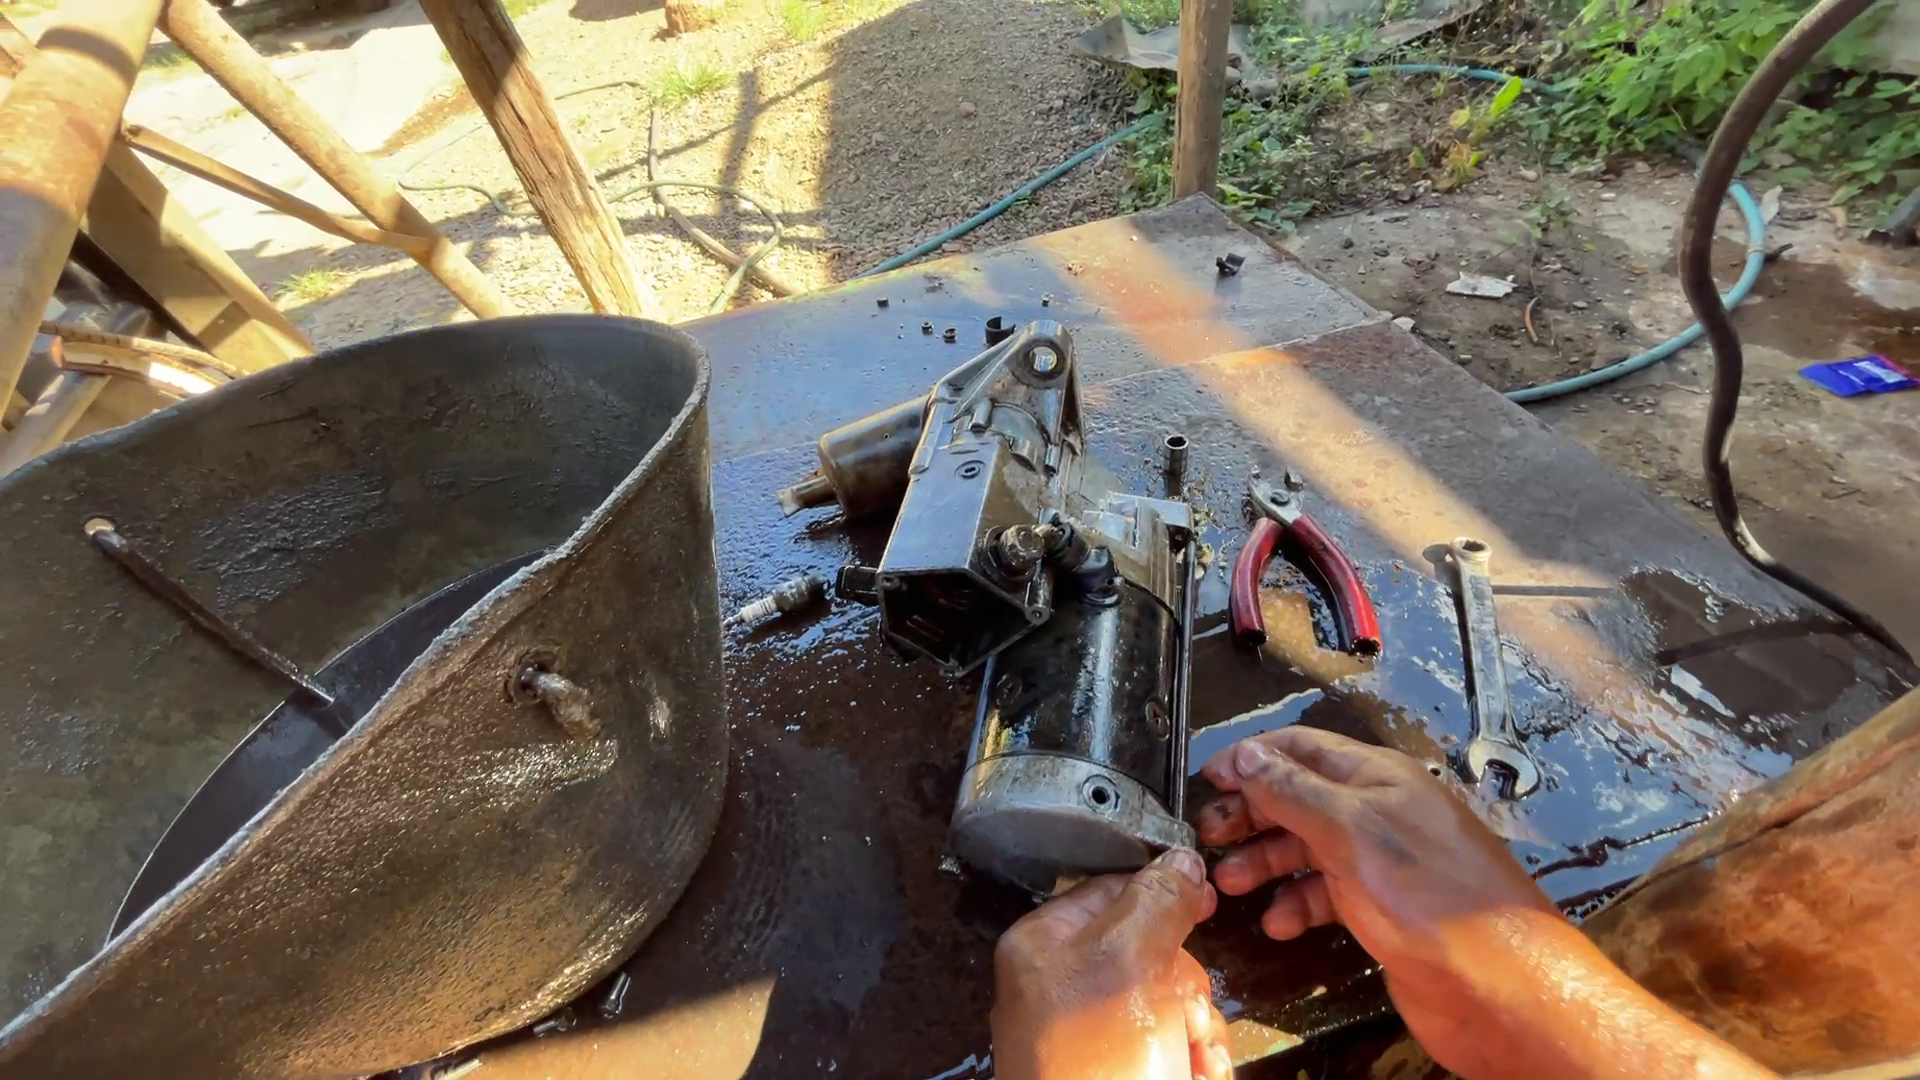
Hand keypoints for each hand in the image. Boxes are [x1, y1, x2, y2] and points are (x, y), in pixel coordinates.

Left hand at [991, 849, 1230, 1079]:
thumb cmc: (1098, 1058)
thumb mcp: (1125, 963)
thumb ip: (1156, 903)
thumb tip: (1185, 858)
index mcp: (1045, 944)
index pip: (1110, 890)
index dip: (1159, 893)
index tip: (1205, 898)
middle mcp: (1067, 983)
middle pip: (1148, 946)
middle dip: (1182, 978)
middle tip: (1185, 1009)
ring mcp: (1100, 1033)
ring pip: (1172, 997)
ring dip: (1197, 1023)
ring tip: (1194, 1054)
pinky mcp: (1132, 1069)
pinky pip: (1178, 1042)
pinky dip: (1198, 1057)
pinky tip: (1199, 1072)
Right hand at [1196, 727, 1560, 1076]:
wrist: (1508, 999)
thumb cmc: (1428, 896)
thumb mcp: (1351, 829)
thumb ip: (1291, 788)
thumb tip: (1245, 755)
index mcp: (1373, 777)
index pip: (1298, 748)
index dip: (1249, 758)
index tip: (1207, 779)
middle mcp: (1373, 812)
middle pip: (1295, 796)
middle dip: (1249, 813)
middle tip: (1208, 835)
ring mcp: (1378, 863)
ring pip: (1304, 847)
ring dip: (1263, 861)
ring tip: (1228, 883)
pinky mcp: (1380, 910)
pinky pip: (1324, 894)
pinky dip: (1296, 903)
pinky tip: (1278, 922)